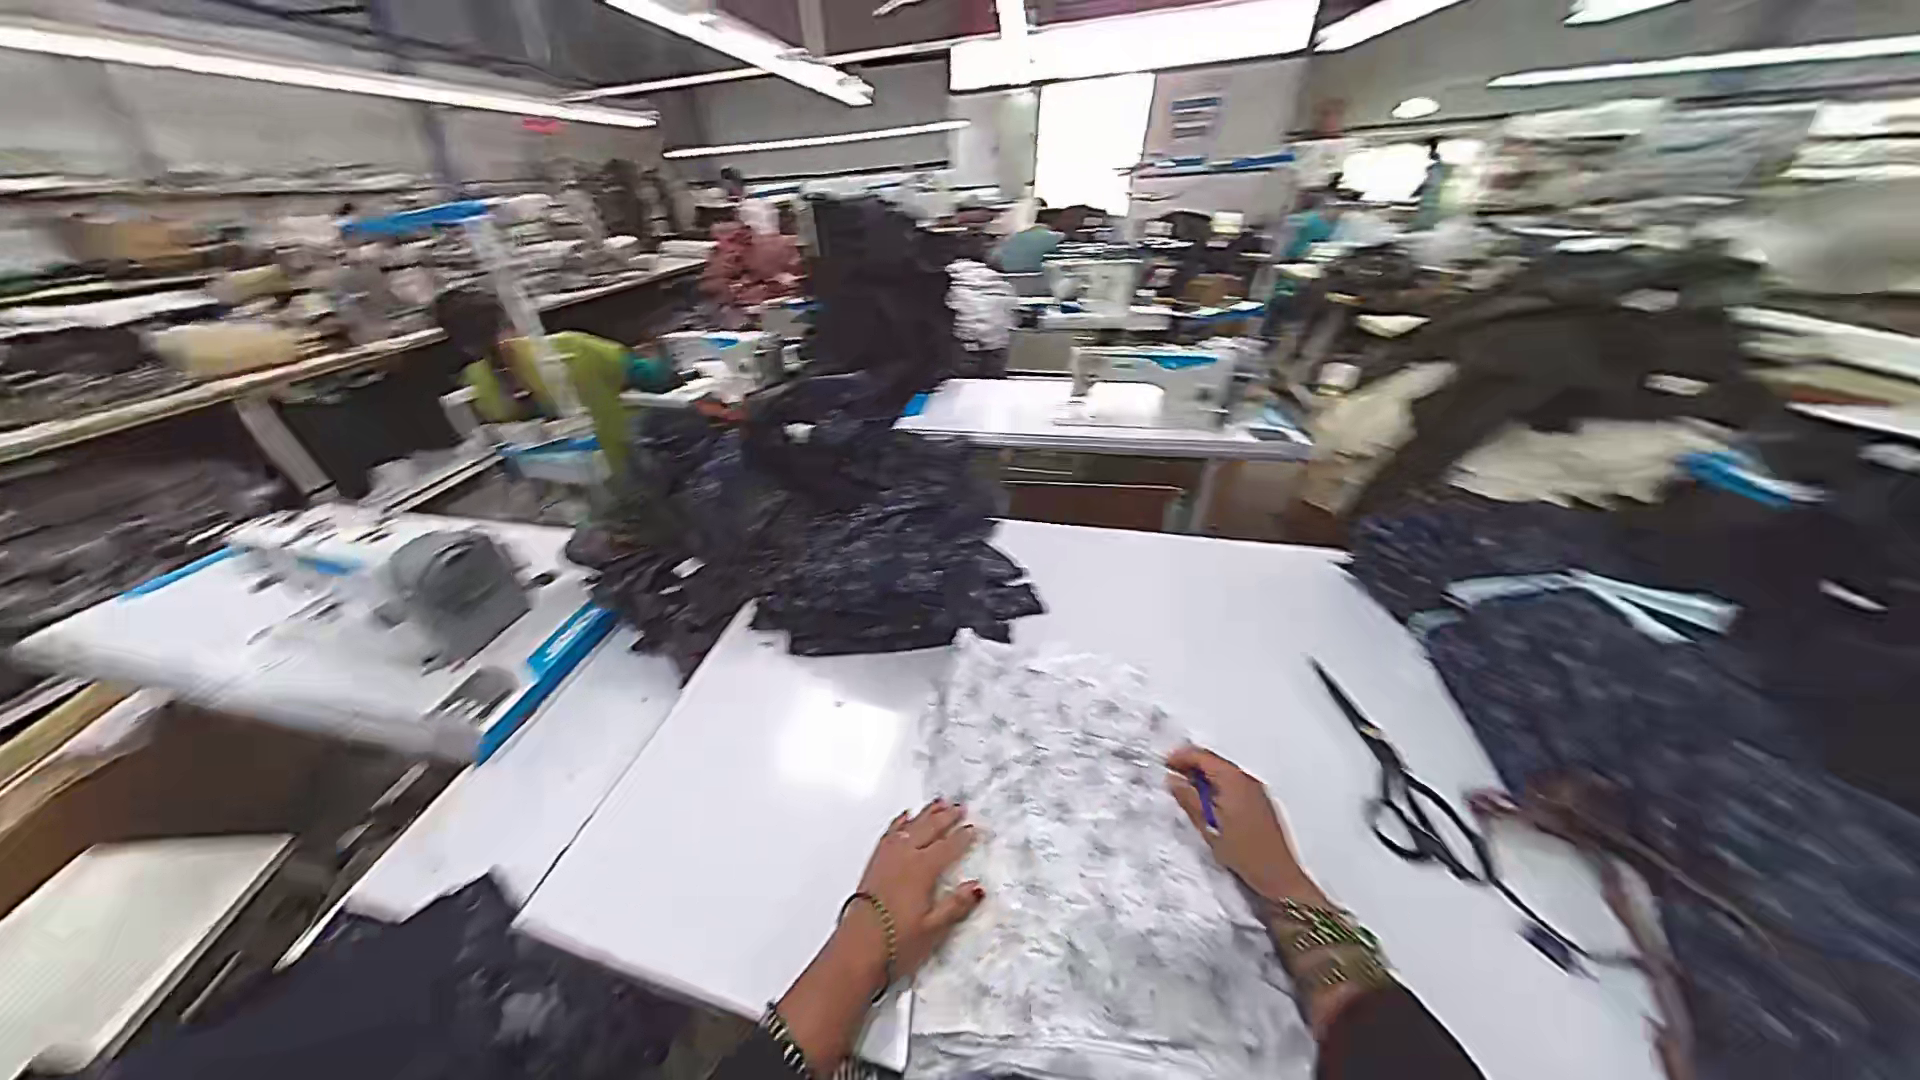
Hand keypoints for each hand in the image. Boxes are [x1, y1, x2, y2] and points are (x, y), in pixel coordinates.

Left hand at [774, 800, 983, 1075]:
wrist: (857, 949)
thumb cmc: (897, 942)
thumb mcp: (933, 929)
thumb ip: (956, 905)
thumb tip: (977, 887)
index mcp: (923, 869)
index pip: (948, 847)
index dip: (962, 837)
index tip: (973, 827)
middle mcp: (906, 856)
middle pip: (930, 829)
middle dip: (946, 817)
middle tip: (959, 806)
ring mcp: (888, 856)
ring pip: (911, 826)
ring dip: (926, 813)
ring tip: (938, 802)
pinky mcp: (875, 861)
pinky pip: (891, 833)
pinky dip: (900, 822)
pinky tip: (904, 817)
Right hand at [1166, 744, 1320, 903]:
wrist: (1279, 877)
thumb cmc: (1242, 851)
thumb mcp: (1207, 825)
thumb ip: (1188, 797)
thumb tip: (1173, 779)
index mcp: (1233, 779)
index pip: (1202, 756)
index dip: (1181, 757)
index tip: (1165, 764)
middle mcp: (1246, 779)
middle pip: (1213, 761)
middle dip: (1191, 765)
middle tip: (1173, 777)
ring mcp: (1255, 789)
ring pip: (1223, 772)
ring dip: (1203, 776)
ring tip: (1187, 790)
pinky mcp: (1259, 800)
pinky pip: (1232, 782)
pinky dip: (1216, 784)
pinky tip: (1208, 801)